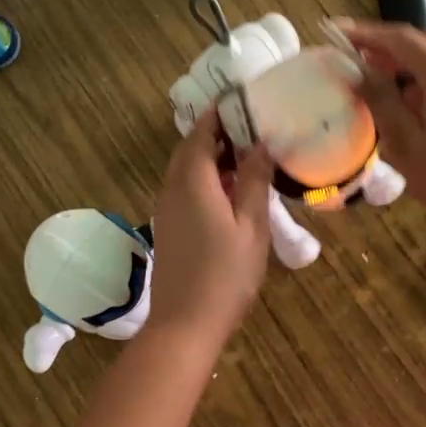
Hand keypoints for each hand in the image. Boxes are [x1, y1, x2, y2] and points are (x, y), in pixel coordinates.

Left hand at [148, 112, 274, 339]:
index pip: (202, 132)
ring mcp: (166, 210)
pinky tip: (230, 191)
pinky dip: (205, 179)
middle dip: (216, 133)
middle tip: (251, 127)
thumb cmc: (225, 276)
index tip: (244, 100)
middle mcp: (172, 189)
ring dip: (211, 157)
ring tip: (246, 156)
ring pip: (185, 170)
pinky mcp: (168, 228)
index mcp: (193, 182)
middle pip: (190, 149)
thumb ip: (253, 182)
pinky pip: (184, 189)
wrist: (184, 325)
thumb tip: (259, 144)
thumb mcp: (250, 227)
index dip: (220, 113)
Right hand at [341, 19, 425, 229]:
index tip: (339, 31)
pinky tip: (415, 102)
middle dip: (391, 44)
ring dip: (411, 59)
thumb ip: (381, 102)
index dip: (368, 33)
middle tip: (360, 57)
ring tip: (383, 80)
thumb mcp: (406, 144)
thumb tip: (359, 73)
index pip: (402, 39)